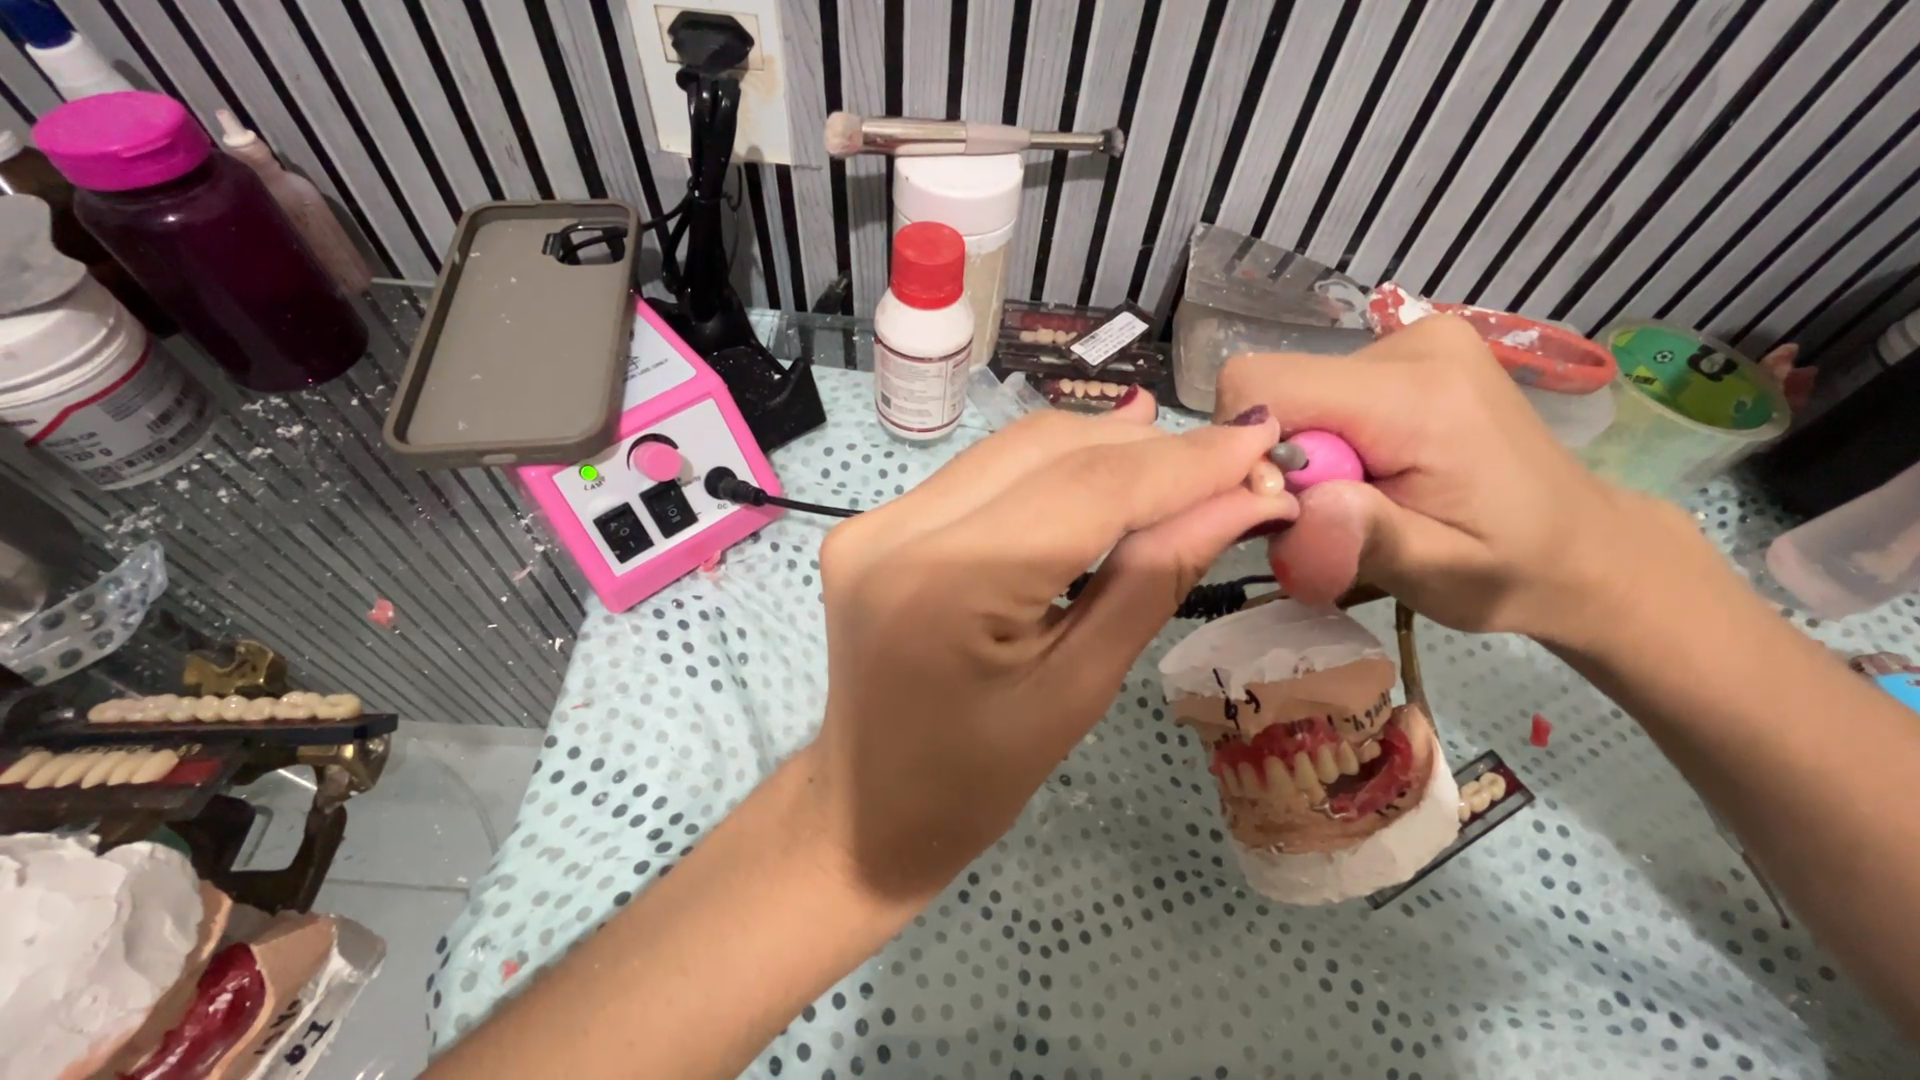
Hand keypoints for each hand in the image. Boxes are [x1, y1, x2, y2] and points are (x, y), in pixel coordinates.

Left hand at [804, 393, 1295, 899]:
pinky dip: (1050, 467)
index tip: (1260, 446)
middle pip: (1047, 449)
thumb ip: (1153, 581)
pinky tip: (1106, 466)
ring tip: (1184, 462)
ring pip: (1014, 448)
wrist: (869, 808)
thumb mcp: (1079, 690)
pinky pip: (980, 474)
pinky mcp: (874, 523)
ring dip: (1103, 447)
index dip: (1182, 462)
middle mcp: (899, 529)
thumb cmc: (978, 780)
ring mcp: (876, 520)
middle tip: (1233, 460)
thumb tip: (1236, 502)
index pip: (1088, 488)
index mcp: (949, 583)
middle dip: (1149, 447)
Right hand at [1213, 315, 1689, 644]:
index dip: (1250, 448)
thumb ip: (1359, 535)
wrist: (1584, 546)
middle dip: (1279, 457)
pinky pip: (1320, 389)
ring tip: (1361, 497)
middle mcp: (1412, 344)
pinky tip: (1371, 472)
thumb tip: (1281, 497)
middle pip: (1274, 387)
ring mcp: (1413, 339)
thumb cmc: (1510, 570)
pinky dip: (1324, 438)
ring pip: (1292, 390)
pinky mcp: (1408, 350)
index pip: (1263, 384)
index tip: (1287, 505)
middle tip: (1331, 512)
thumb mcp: (1437, 574)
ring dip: (1303, 452)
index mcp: (1418, 395)